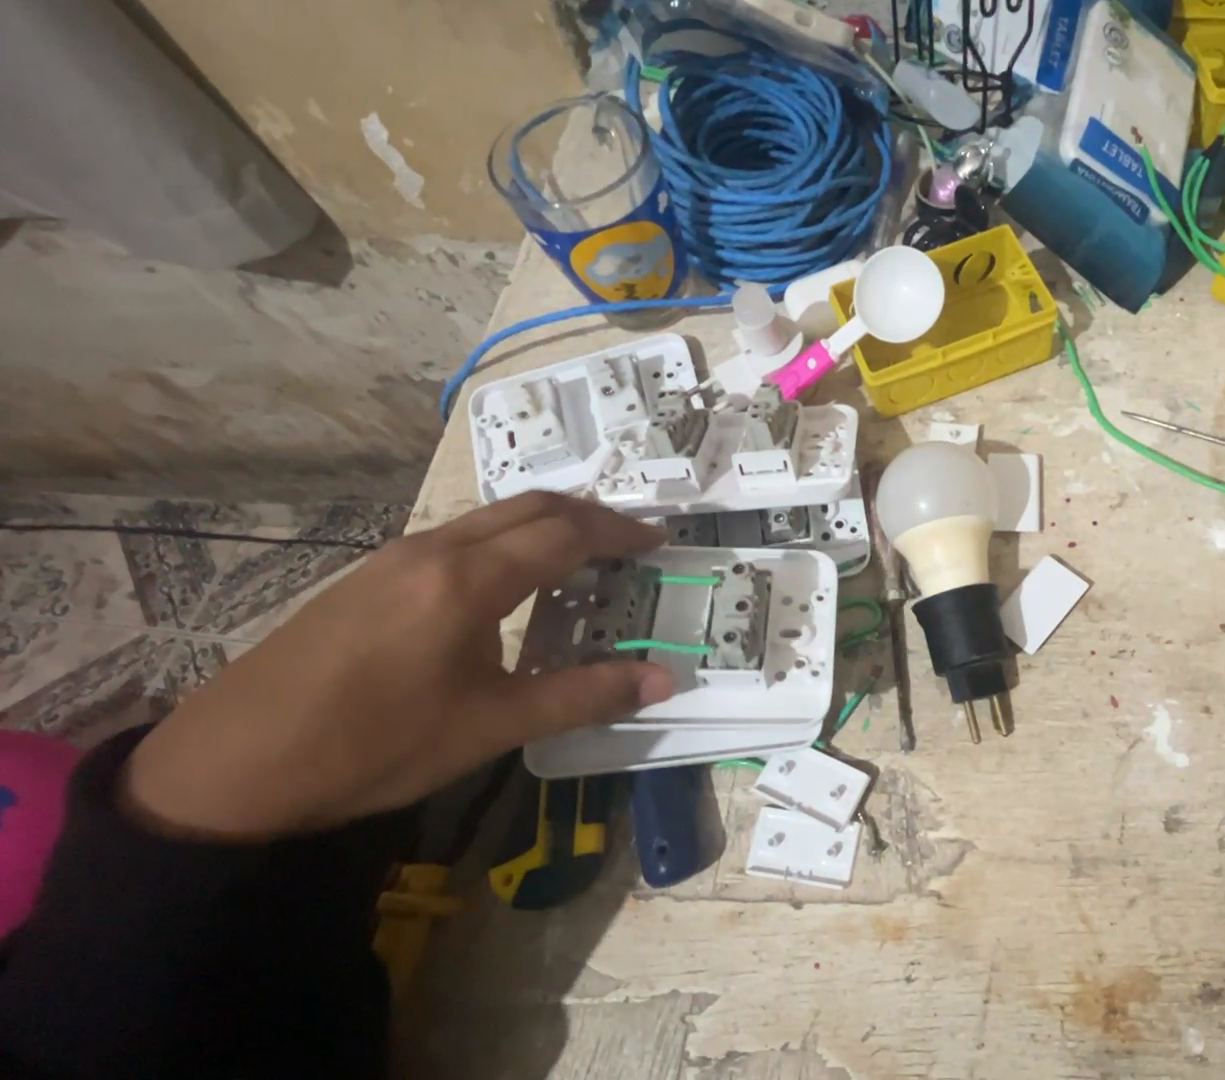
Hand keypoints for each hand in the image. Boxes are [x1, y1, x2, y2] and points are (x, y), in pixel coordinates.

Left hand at [122, 493, 674, 840]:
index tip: (660, 540)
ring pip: (492, 517)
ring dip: (548, 524)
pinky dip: (509, 539)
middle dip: (590, 516)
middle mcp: (434, 549)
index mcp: (468, 580)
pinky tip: (513, 579)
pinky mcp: (371, 576)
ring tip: (586, 555)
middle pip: (530, 507)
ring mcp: (395, 557)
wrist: (228, 768)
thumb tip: (663, 681)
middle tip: (633, 540)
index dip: (620, 533)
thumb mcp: (491, 726)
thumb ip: (583, 696)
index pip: (565, 535)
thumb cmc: (373, 746)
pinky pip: (461, 535)